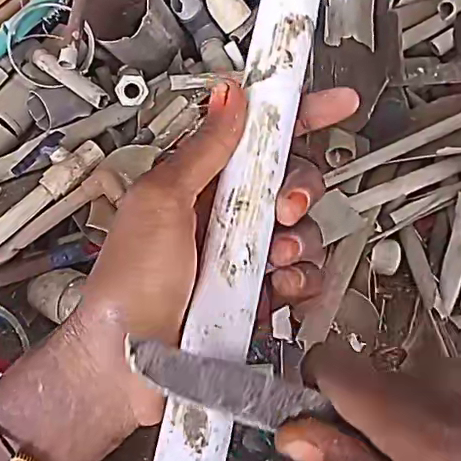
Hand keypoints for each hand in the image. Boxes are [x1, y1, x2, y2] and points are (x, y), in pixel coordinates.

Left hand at [60, 81, 358, 431]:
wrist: (130, 364)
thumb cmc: (126, 286)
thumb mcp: (159, 203)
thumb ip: (201, 150)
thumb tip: (229, 96)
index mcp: (196, 185)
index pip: (255, 138)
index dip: (296, 117)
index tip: (333, 102)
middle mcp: (223, 216)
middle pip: (290, 181)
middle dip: (298, 188)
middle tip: (281, 206)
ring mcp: (243, 257)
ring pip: (304, 229)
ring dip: (296, 240)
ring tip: (268, 257)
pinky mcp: (259, 295)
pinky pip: (303, 276)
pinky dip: (299, 280)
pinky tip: (275, 288)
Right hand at [273, 342, 460, 460]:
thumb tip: (295, 436)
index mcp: (435, 437)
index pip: (331, 365)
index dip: (303, 394)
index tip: (304, 440)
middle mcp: (453, 390)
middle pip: (354, 377)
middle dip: (346, 426)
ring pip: (385, 384)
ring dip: (383, 429)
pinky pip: (418, 388)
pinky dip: (413, 423)